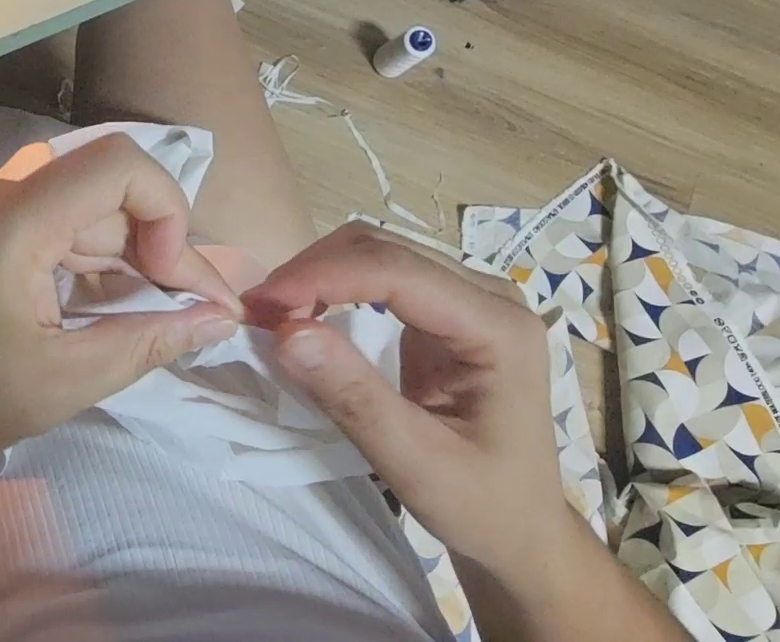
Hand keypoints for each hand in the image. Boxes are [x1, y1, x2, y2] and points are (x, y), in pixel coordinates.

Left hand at [0, 134, 242, 485]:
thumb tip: (219, 318)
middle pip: (106, 193)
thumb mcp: (62, 382)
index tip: (173, 280)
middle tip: (199, 310)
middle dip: (160, 247)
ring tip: (172, 310)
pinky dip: (93, 261)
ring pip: (85, 211)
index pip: (118, 164)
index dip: (167, 209)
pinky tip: (121, 300)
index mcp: (9, 221)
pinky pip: (55, 225)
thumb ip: (148, 342)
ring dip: (130, 257)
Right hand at [242, 222, 570, 573]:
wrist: (521, 530)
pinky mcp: (442, 307)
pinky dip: (331, 284)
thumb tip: (285, 332)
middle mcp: (487, 296)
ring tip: (273, 312)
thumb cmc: (482, 506)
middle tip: (258, 311)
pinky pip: (377, 273)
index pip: (397, 272)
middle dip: (313, 270)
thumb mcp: (416, 465)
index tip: (262, 304)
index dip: (323, 276)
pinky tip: (304, 310)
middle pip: (383, 249)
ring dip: (317, 273)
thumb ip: (353, 397)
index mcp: (499, 328)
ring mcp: (466, 297)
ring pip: (375, 251)